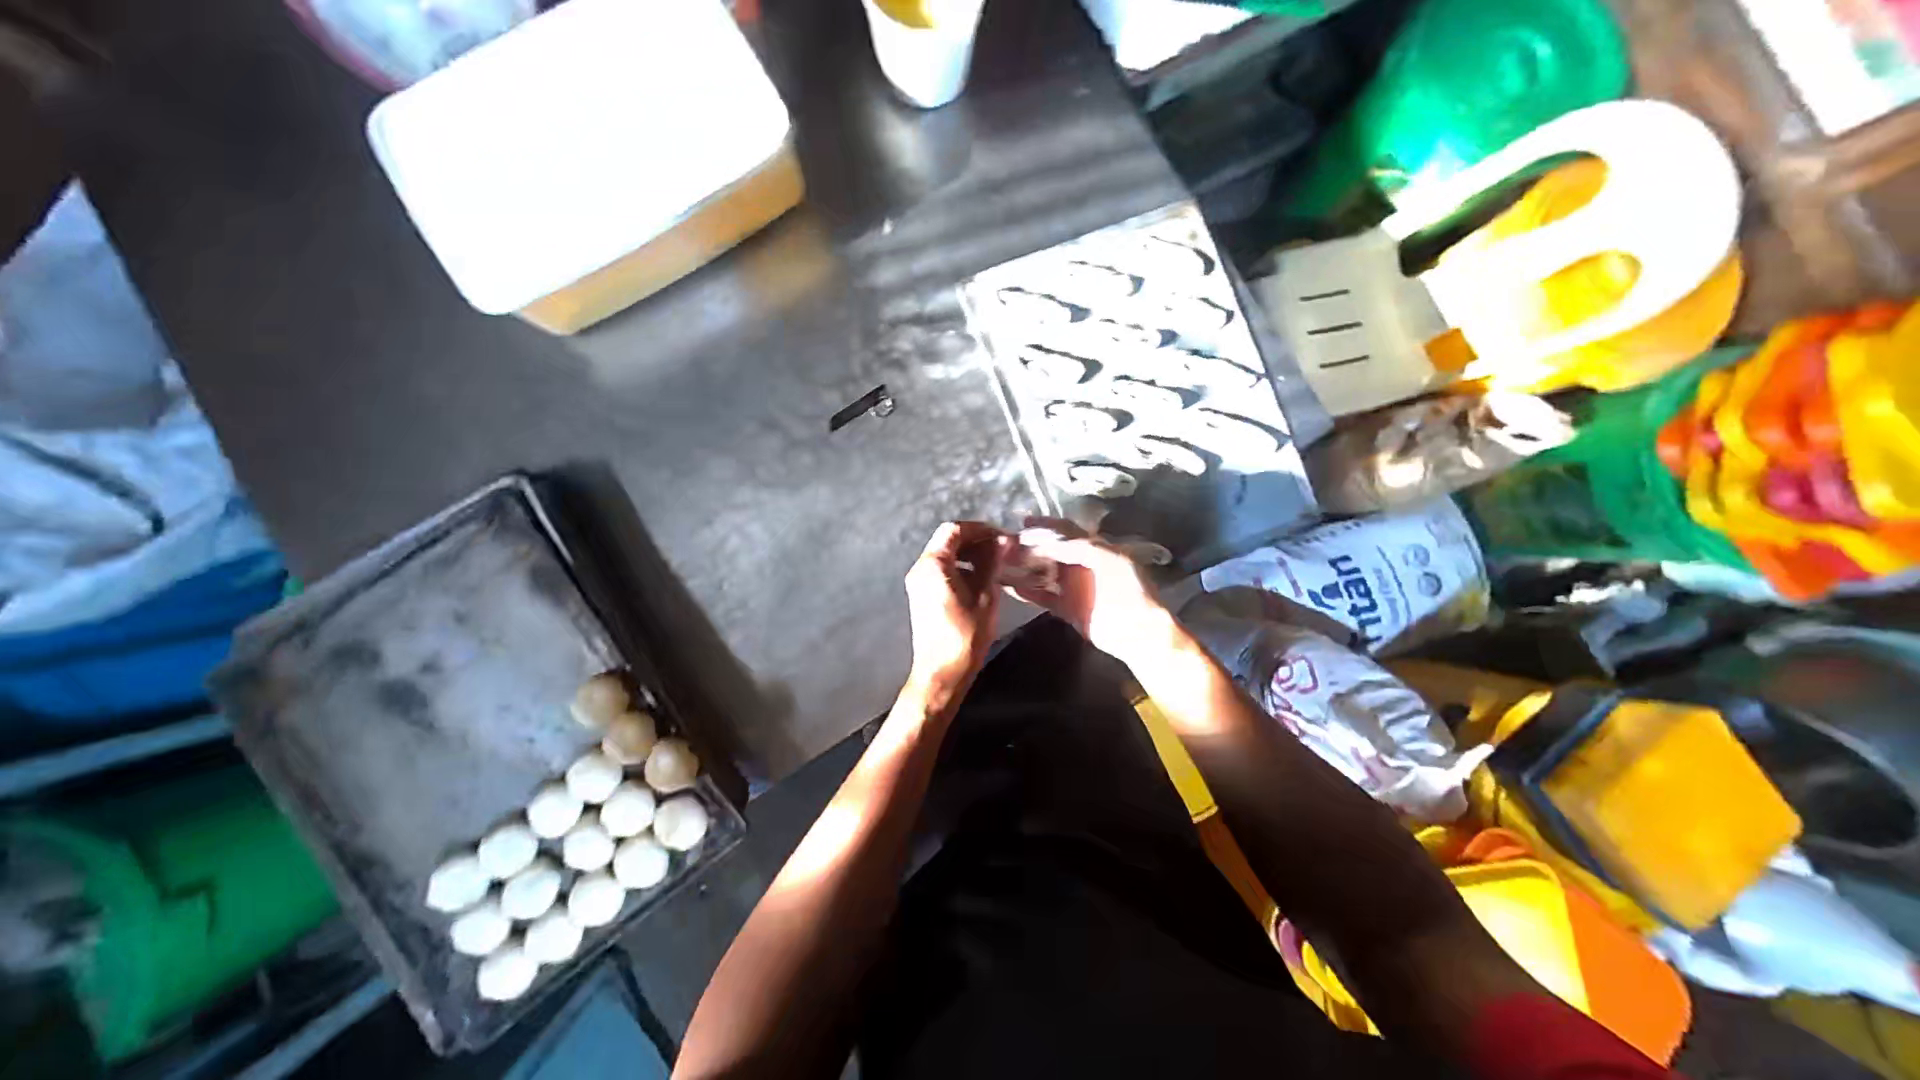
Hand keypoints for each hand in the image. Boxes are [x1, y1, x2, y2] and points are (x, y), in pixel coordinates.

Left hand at [904, 521, 1006, 704]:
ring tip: (996, 565)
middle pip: (947, 541)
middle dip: (976, 541)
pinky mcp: (922, 596)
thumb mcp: (985, 596)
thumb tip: (1002, 541)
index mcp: (933, 564)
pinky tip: (982, 581)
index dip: (980, 529)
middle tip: (1002, 550)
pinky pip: (942, 572)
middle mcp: (920, 568)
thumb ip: (991, 564)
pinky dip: (961, 569)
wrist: (941, 673)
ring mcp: (918, 583)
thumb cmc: (965, 636)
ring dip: (970, 555)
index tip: (1002, 537)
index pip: (954, 530)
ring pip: (945, 556)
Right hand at [1006, 518, 1174, 663]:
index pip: (1065, 531)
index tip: (1022, 522)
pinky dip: (1025, 592)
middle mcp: (1080, 564)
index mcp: (1094, 548)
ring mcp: (1072, 587)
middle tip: (1004, 545)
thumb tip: (1044, 540)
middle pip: (1049, 550)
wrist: (1138, 631)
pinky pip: (1041, 597)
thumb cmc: (1128, 589)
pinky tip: (1007, 586)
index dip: (1045, 525)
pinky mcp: (1066, 609)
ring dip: (1022, 567)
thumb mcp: (1106, 557)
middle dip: (1028, 546)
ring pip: (1042, 573)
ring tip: (999, 563)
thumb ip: (1077, 545)